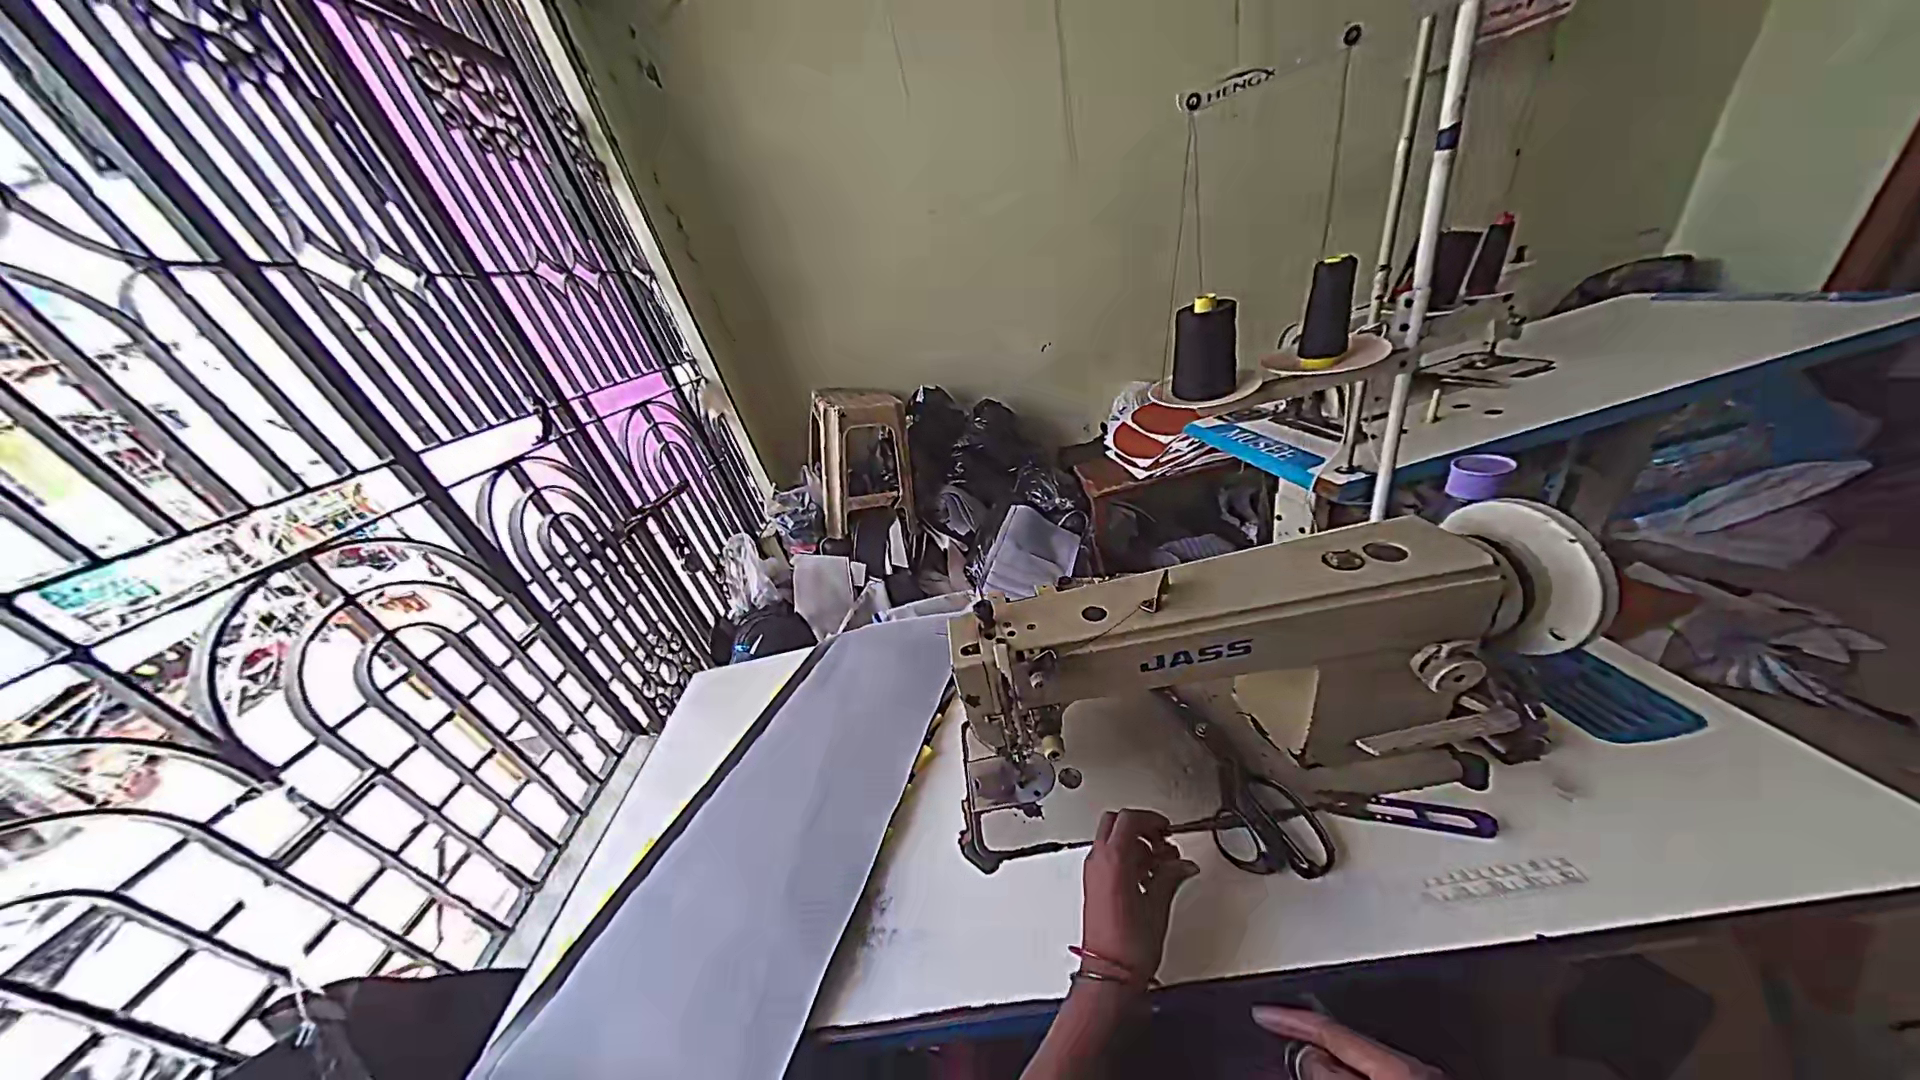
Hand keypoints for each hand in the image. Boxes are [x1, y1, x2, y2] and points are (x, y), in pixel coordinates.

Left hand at [1079, 809, 1198, 983]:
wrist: (1109, 973)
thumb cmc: (1127, 946)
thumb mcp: (1157, 906)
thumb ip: (1170, 877)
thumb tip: (1182, 865)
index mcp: (1113, 859)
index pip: (1128, 819)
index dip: (1150, 818)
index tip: (1166, 827)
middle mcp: (1098, 861)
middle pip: (1116, 823)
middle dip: (1141, 826)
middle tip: (1162, 840)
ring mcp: (1094, 872)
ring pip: (1112, 839)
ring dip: (1136, 843)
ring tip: (1161, 862)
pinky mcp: (1094, 884)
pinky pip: (1109, 857)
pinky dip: (1127, 857)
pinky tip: (1147, 876)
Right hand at [1252, 1006, 1445, 1079]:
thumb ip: (1334, 1078)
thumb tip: (1307, 1056)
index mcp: (1399, 1068)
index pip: (1333, 1030)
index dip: (1291, 1020)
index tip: (1264, 1014)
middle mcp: (1414, 1073)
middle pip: (1349, 1047)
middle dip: (1312, 1044)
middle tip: (1282, 1040)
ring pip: (1365, 1068)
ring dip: (1335, 1068)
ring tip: (1309, 1068)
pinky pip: (1379, 1079)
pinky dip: (1354, 1078)